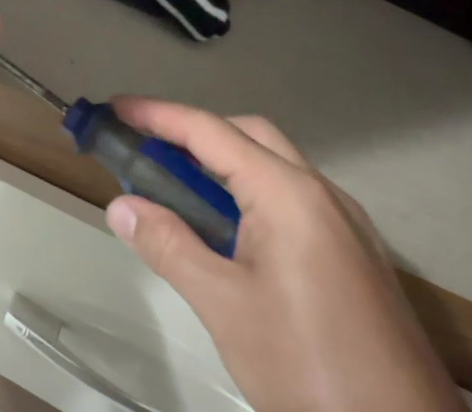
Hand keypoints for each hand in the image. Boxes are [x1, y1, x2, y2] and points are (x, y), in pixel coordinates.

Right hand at [104, 98, 461, 411]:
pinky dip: (250, 194)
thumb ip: (170, 246)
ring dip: (222, 164)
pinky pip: (294, 200)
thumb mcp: (224, 306)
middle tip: (145, 149)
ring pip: (275, 168)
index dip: (157, 115)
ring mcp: (346, 225)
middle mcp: (322, 194)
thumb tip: (121, 205)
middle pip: (248, 136)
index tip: (115, 107)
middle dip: (193, 132)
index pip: (211, 132)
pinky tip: (228, 233)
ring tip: (175, 188)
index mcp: (288, 194)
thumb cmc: (306, 364)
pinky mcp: (356, 256)